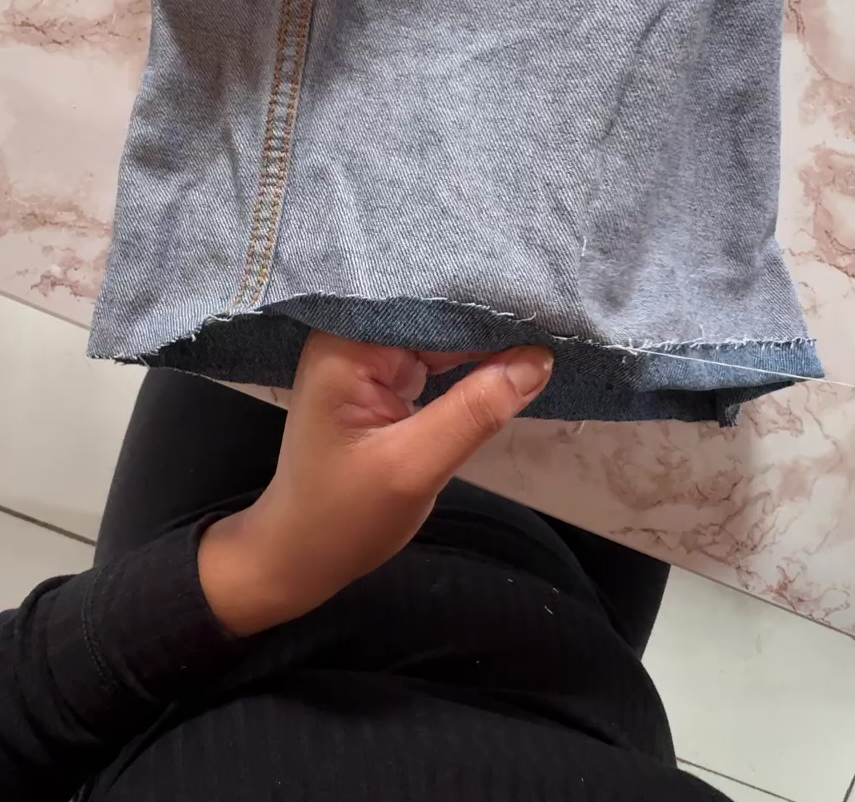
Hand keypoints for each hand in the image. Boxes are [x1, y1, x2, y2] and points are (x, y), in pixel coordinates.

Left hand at [197, 331, 554, 635]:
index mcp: (346, 344)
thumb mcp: (414, 467)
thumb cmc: (343, 518)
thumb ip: (474, 411)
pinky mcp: (380, 378)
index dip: (481, 302)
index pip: (423, 304)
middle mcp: (353, 337)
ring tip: (545, 323)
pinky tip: (511, 353)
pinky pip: (434, 358)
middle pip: (432, 313)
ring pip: (438, 335)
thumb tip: (539, 358)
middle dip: (488, 316)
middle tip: (555, 308)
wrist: (299, 556)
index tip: (541, 299)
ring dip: (484, 338)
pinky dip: (470, 361)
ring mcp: (366, 357)